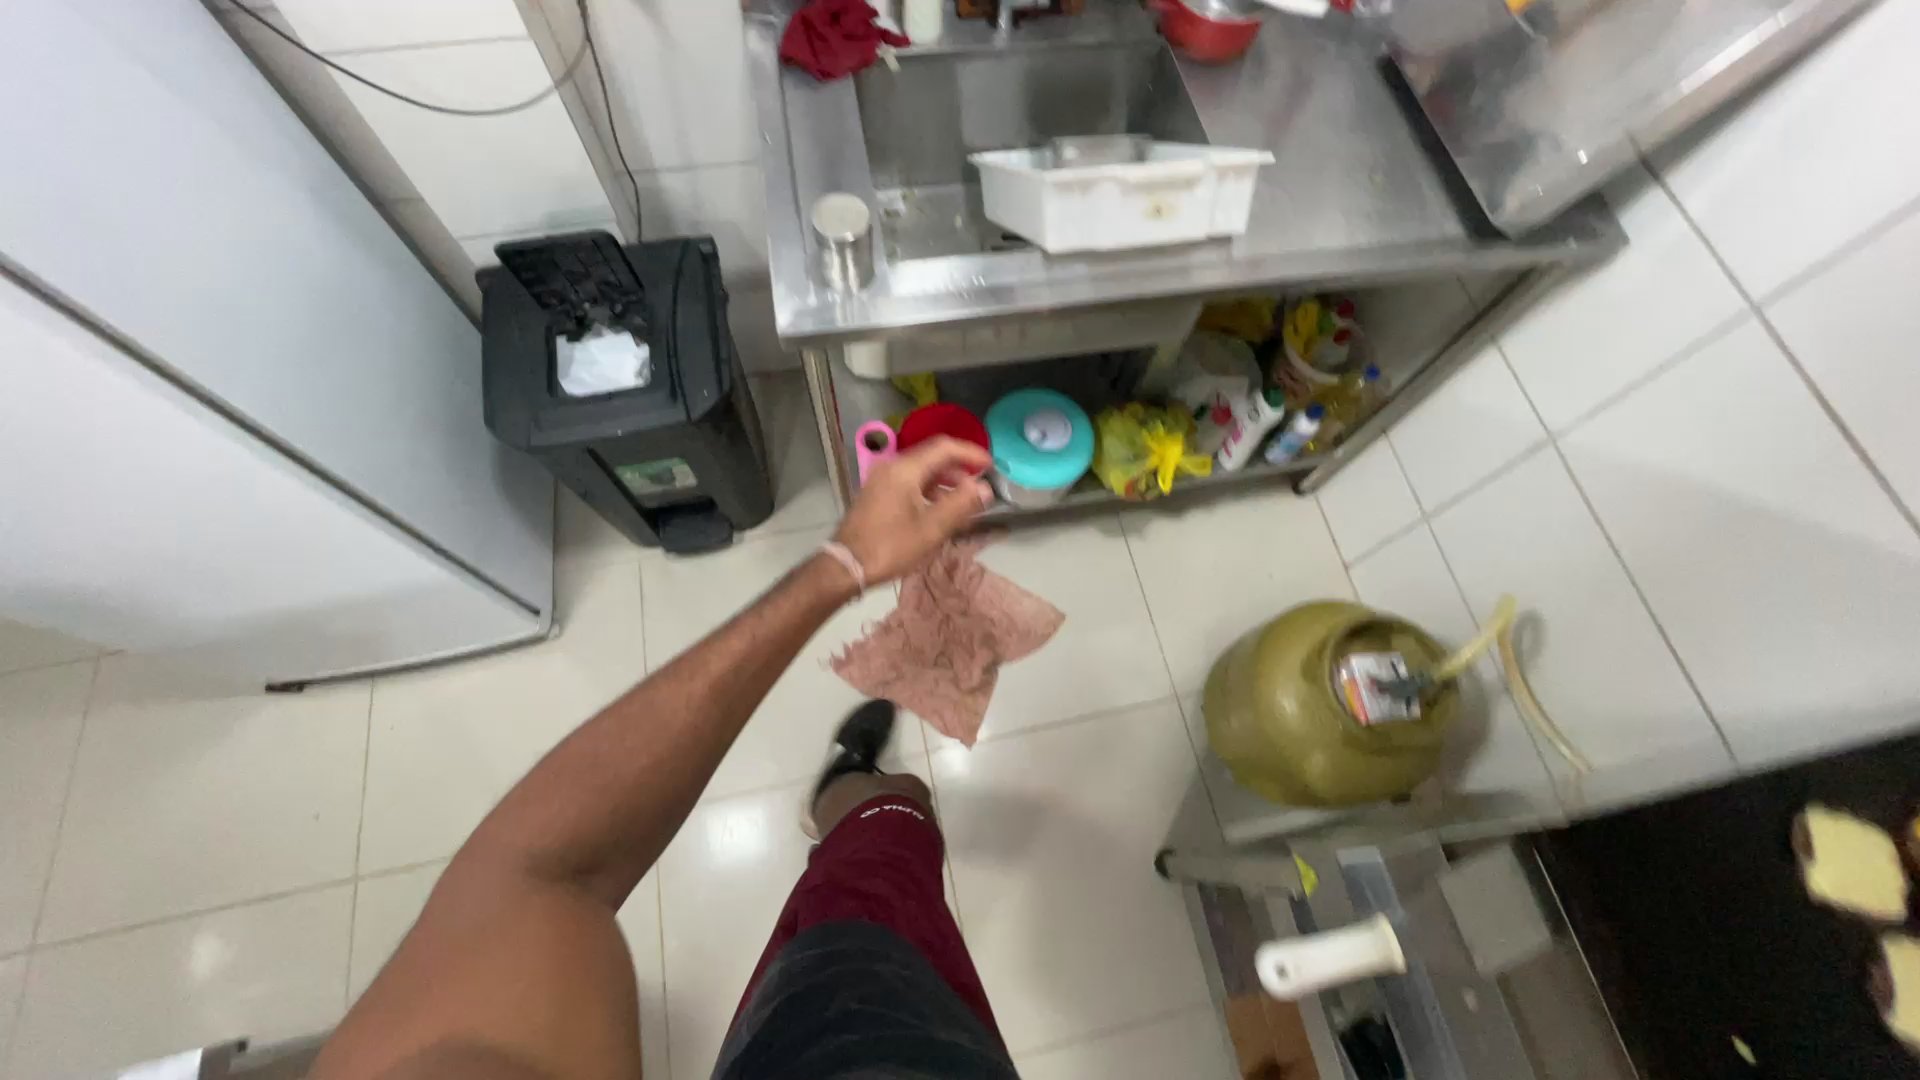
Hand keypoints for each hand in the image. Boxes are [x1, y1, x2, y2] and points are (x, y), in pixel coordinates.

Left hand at [833, 436, 993, 584]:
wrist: (846, 567)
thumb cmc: (890, 547)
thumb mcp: (931, 529)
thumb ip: (961, 505)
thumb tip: (984, 488)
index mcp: (905, 469)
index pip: (944, 448)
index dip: (970, 453)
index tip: (990, 466)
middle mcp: (891, 468)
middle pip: (932, 458)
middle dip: (959, 470)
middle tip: (978, 488)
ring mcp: (881, 481)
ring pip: (920, 473)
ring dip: (944, 484)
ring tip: (963, 505)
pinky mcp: (877, 495)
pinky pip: (909, 484)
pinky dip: (928, 492)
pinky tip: (939, 513)